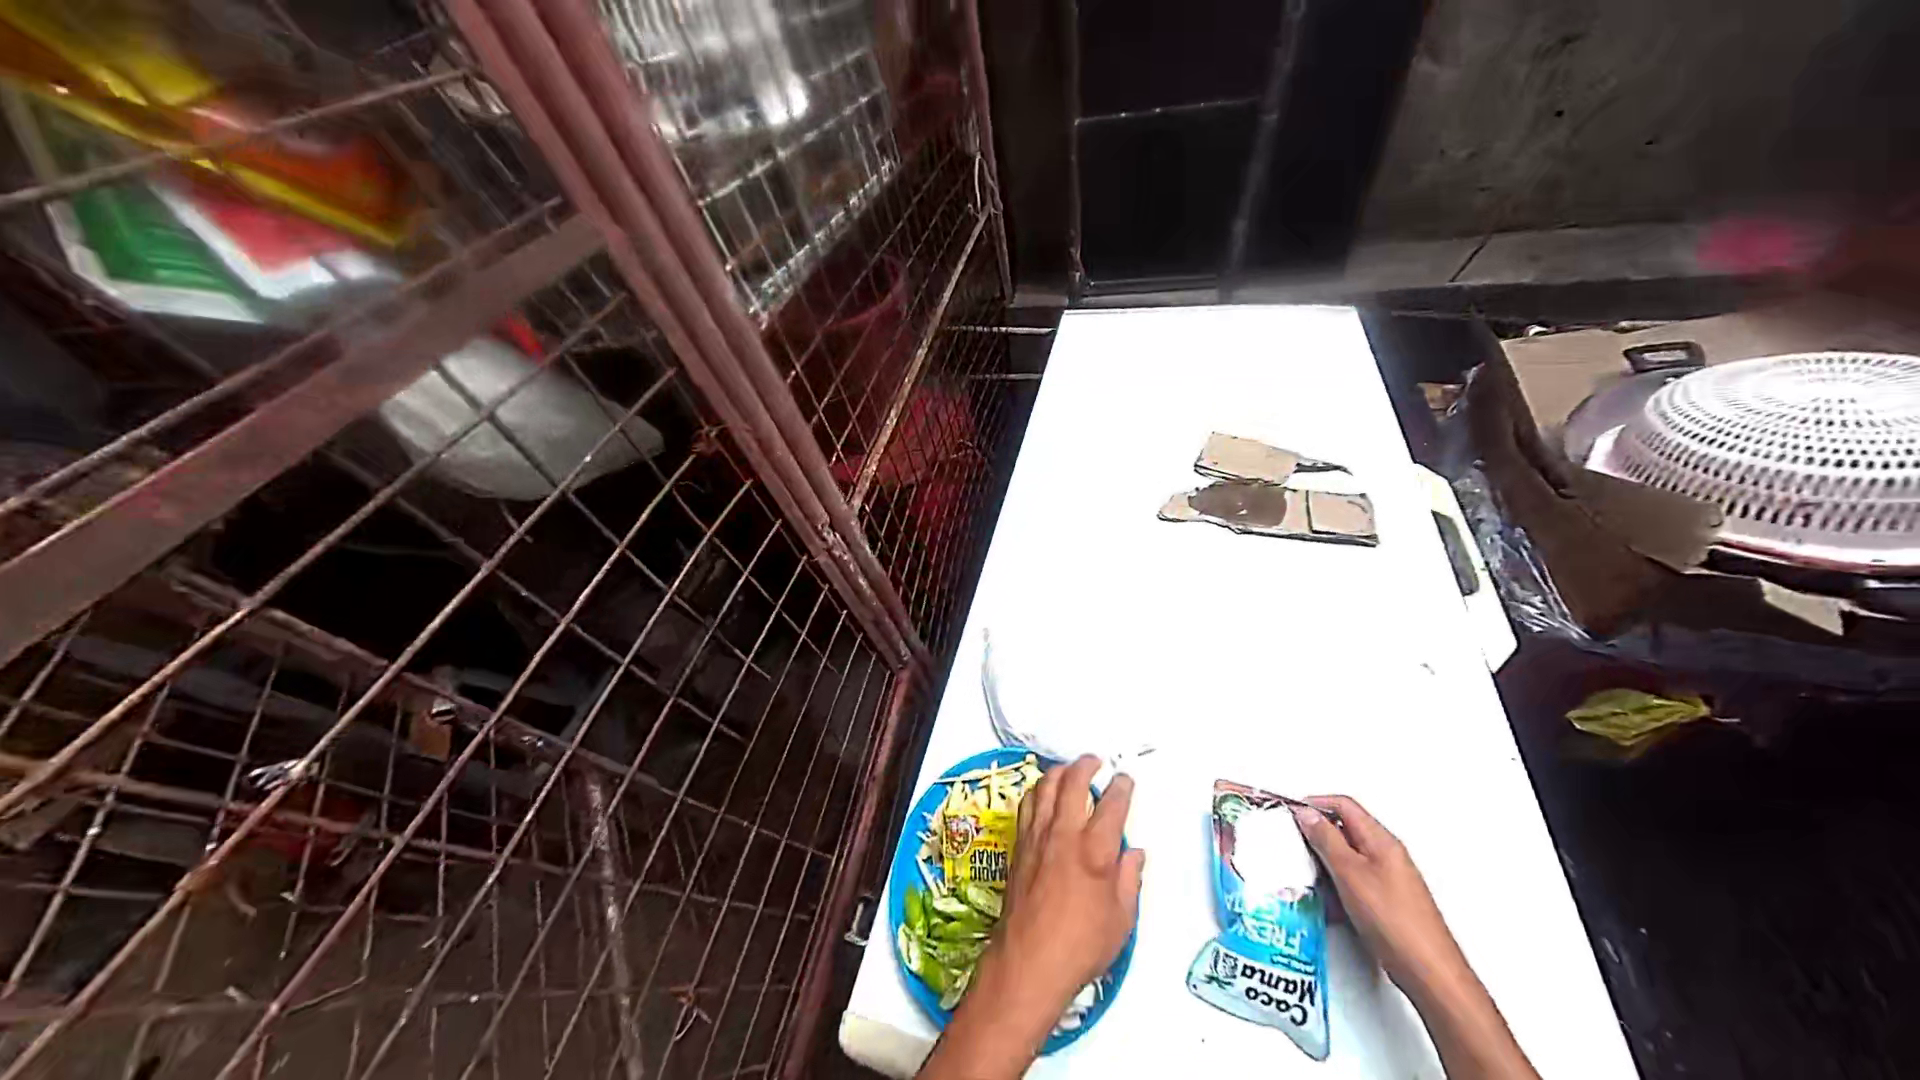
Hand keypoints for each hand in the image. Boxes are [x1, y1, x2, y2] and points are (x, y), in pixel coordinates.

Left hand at [991, 755, 1143, 1007]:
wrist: (1029, 959)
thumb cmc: (1082, 945)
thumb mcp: (1122, 919)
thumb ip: (1130, 878)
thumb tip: (1135, 852)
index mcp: (1096, 850)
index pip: (1112, 804)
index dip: (1121, 786)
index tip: (1124, 780)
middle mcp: (1065, 833)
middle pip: (1073, 782)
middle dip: (1086, 765)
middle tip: (1095, 762)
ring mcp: (1037, 836)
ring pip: (1046, 787)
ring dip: (1059, 772)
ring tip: (1069, 770)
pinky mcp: (1019, 845)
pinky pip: (1028, 804)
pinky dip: (1038, 791)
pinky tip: (1043, 794)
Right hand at [1290, 795, 1468, 1000]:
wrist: (1428, 971)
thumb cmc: (1393, 921)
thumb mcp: (1349, 873)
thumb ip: (1326, 839)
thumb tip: (1308, 814)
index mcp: (1381, 840)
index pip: (1344, 805)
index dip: (1315, 804)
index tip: (1292, 814)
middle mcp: (1387, 854)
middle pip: (1345, 829)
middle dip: (1318, 834)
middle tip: (1296, 844)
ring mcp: (1388, 878)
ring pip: (1348, 857)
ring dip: (1326, 862)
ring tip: (1310, 875)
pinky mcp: (1386, 900)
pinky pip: (1354, 880)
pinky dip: (1337, 884)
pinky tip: (1329, 902)